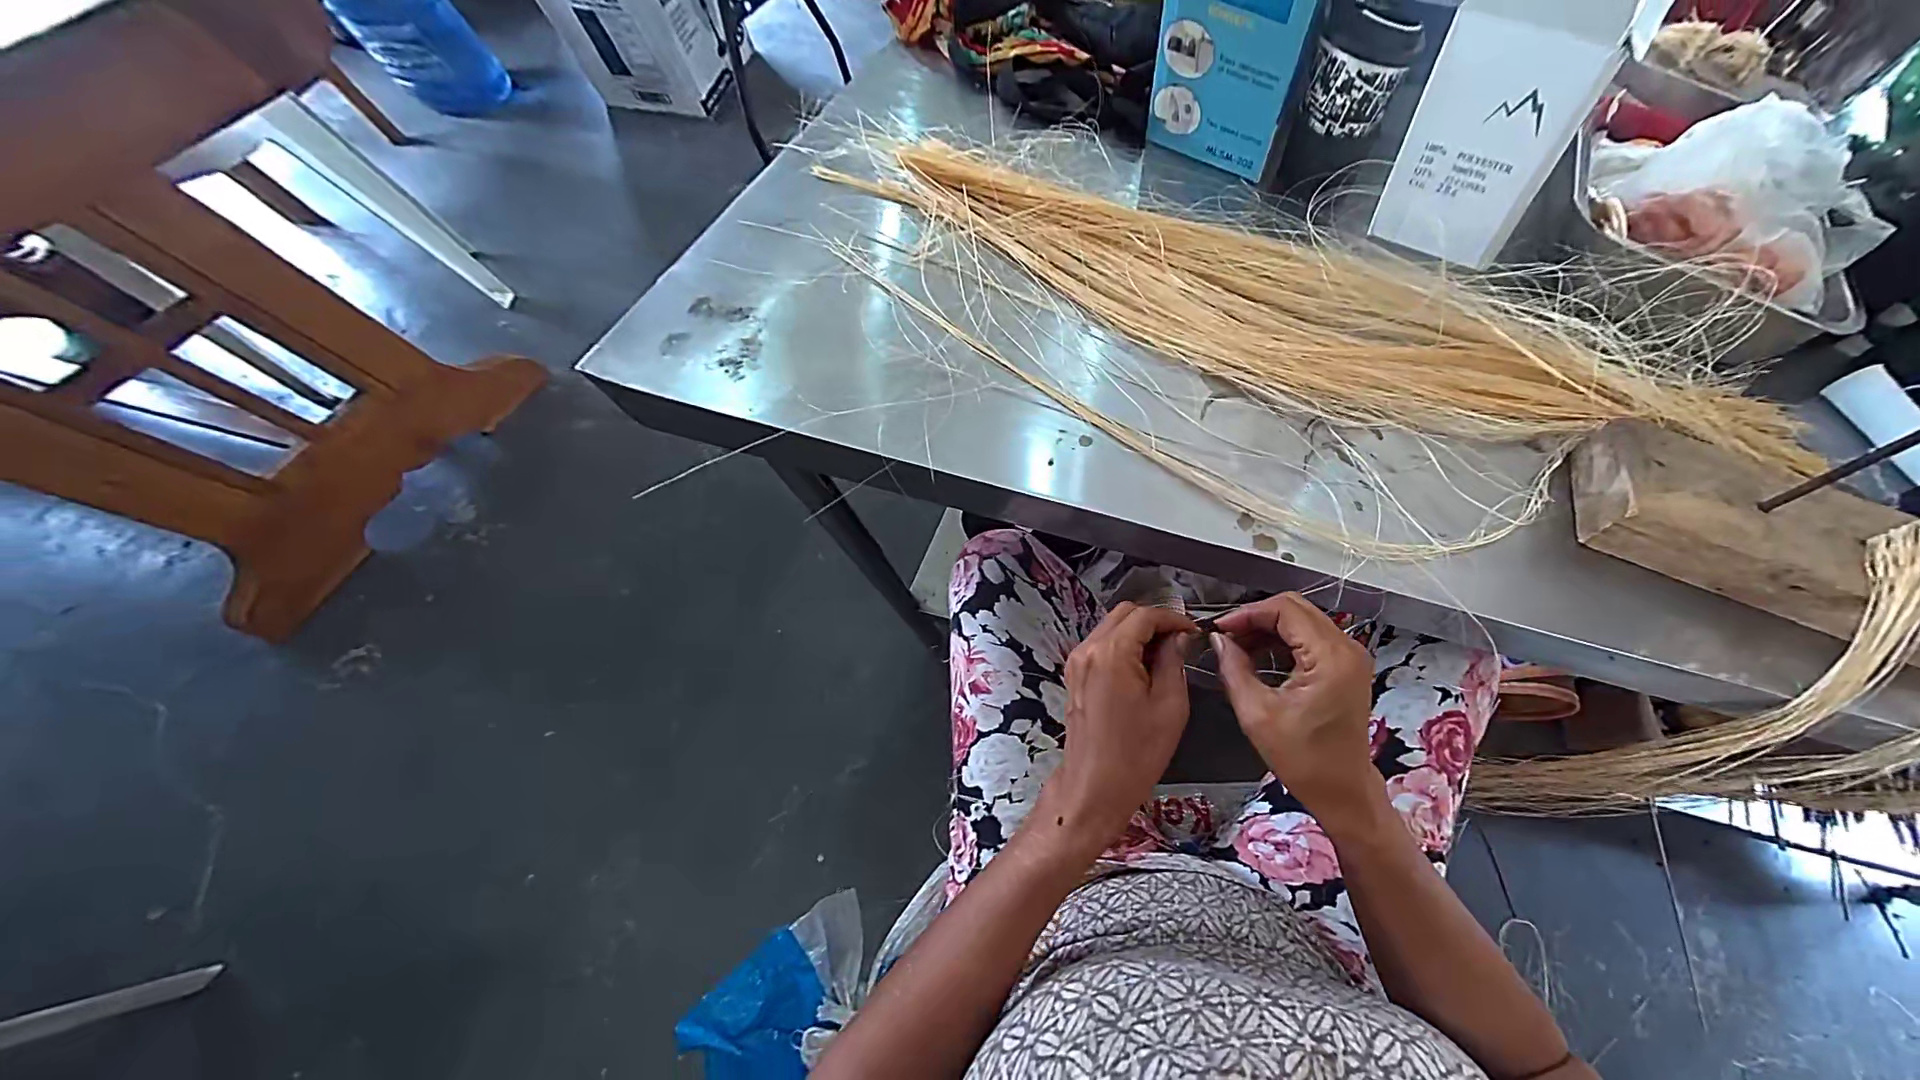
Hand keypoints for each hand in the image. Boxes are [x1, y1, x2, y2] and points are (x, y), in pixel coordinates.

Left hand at [1033, 602, 1195, 856]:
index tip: (1193, 632)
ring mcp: (1076, 662)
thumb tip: (1178, 638)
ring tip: (1165, 656)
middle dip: (1154, 621)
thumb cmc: (1137, 753)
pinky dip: (1122, 646)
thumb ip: (1173, 662)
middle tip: (1181, 641)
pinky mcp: (1074, 675)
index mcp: (1111, 653)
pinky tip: (1143, 668)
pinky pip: (1100, 646)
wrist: (1095, 786)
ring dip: (1137, 633)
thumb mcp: (1170, 705)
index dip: (1173, 618)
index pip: (1144, 615)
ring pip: (1110, 627)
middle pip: (1123, 614)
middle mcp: (1087, 650)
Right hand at [1212, 593, 1381, 824]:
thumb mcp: (1256, 712)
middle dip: (1255, 617)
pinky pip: (1310, 636)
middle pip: (1295, 608)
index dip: (1247, 613)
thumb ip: (1233, 668)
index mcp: (1331, 658)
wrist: (1342, 789)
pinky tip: (1257, 654)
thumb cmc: (1301, 757)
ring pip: (1302, 619)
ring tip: (1236, 645)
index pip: (1285, 610)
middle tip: (1225, 635)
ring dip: (1267, 627)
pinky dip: (1281, 639)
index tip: (1218, 629)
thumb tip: (1217, 638)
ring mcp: (1351, 656)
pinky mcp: (1347, 665)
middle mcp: (1348, 649)